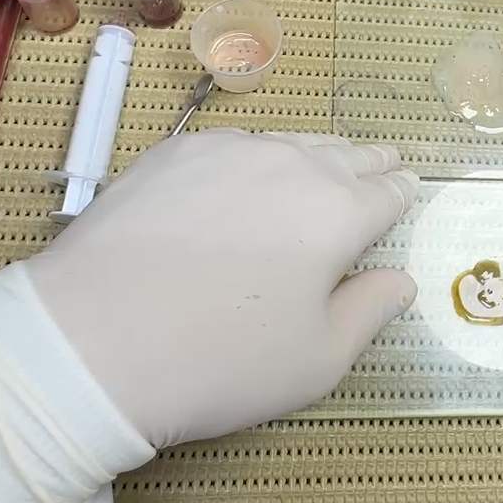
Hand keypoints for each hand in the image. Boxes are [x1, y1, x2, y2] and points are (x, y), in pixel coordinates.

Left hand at [0, 130, 419, 502]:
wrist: (93, 341)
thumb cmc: (222, 361)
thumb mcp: (317, 361)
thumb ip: (370, 312)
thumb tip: (403, 280)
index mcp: (338, 214)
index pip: (388, 193)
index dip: (402, 190)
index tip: (409, 184)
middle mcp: (292, 166)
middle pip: (346, 155)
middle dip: (371, 160)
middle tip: (385, 159)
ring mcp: (230, 151)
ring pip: (293, 141)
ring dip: (319, 150)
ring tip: (331, 154)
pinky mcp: (176, 151)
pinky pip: (237, 143)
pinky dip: (259, 153)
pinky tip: (252, 167)